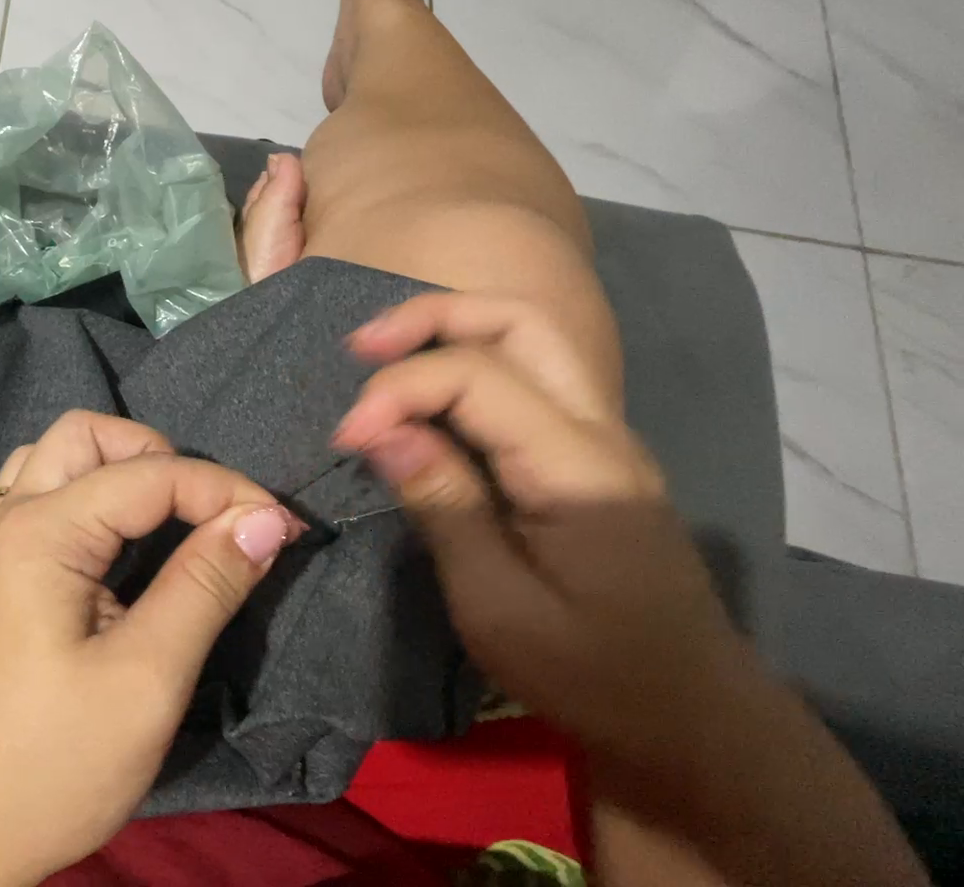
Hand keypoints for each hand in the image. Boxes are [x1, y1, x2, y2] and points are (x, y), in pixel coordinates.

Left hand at [0, 410, 303, 885]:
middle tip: (214, 516)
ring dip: (123, 469)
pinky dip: (95, 495)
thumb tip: (263, 520)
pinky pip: (45, 493)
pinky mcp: (2, 568)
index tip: (284, 531)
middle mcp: (12, 517)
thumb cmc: (55, 759)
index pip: (149, 474)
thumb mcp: (147, 678)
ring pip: (61, 457)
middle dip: (162, 458)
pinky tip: (124, 540)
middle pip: (88, 435)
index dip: (225, 491)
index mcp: (42, 532)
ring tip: (173, 518)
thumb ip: (205, 586)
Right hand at [332, 292, 751, 763]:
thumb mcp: (497, 604)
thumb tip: (380, 430)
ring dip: (448, 330)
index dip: (396, 391)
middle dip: (432, 318)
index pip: (478, 376)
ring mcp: (600, 439)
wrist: (692, 719)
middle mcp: (599, 432)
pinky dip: (463, 362)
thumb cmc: (590, 673)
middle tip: (359, 346)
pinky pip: (525, 377)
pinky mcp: (584, 456)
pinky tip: (421, 393)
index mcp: (579, 468)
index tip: (343, 439)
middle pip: (520, 323)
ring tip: (377, 356)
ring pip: (527, 338)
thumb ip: (443, 504)